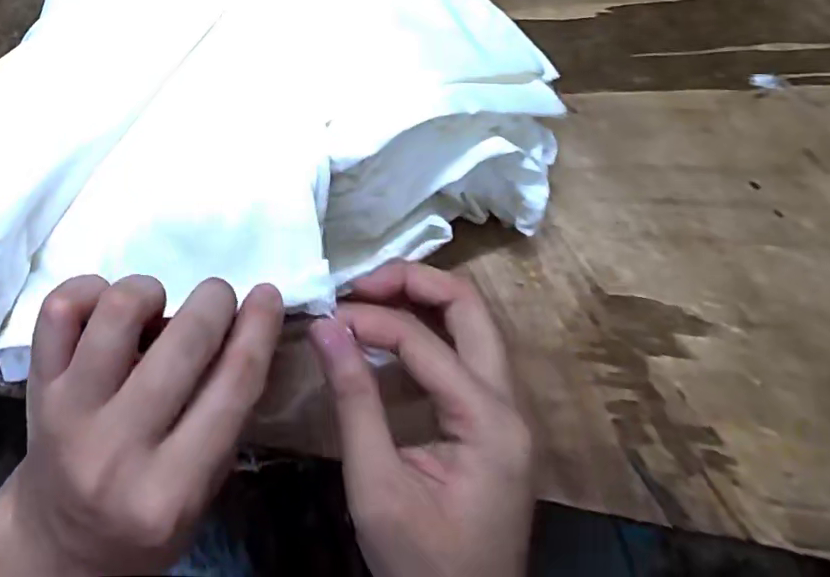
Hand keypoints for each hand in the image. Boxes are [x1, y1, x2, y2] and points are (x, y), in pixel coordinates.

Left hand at [0, 275, 283, 576]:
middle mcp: (117, 449)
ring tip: (156, 304)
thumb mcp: (198, 494)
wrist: (58, 541)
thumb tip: (244, 327)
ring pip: (116, 313)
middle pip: (181, 346)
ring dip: (148, 291)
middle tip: (217, 295)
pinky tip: (106, 301)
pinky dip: (88, 288)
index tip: (267, 294)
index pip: (230, 390)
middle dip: (213, 302)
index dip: (257, 330)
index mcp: (170, 492)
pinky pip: (58, 309)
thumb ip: (223, 420)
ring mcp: (69, 410)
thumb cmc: (141, 519)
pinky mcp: (37, 382)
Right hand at [308, 261, 534, 576]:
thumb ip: (354, 400)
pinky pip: (462, 349)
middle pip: (469, 308)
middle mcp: (508, 405)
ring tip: (363, 297)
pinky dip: (422, 325)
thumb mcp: (377, 484)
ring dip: (417, 297)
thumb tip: (324, 325)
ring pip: (470, 322)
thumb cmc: (422, 561)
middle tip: (355, 284)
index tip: (320, 321)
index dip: (366, 318)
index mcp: (488, 422)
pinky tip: (383, 333)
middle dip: (409, 280)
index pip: (421, 339)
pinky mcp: (490, 421)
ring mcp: (505, 412)